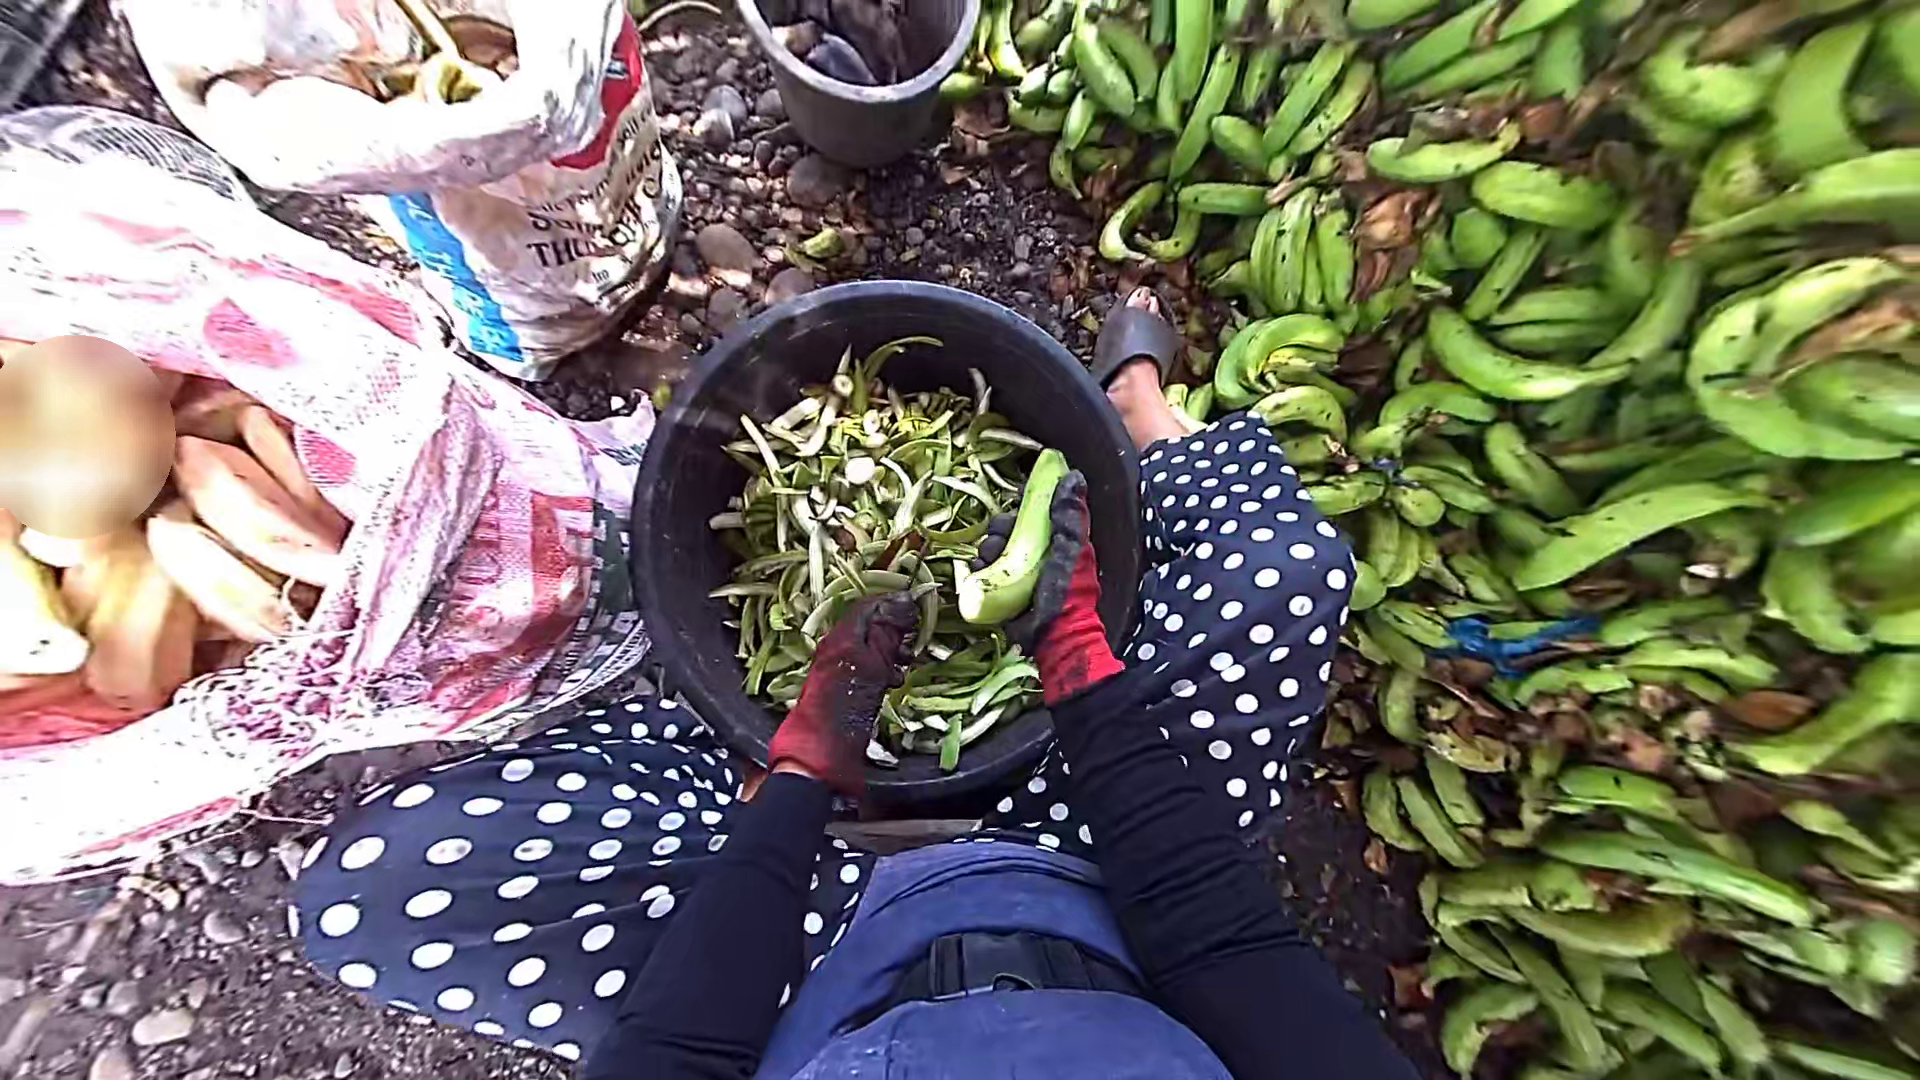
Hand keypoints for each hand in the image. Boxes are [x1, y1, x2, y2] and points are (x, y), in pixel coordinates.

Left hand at [768, 591, 918, 794]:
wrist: (822, 747)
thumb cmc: (848, 702)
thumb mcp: (875, 662)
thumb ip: (888, 632)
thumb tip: (904, 601)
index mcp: (842, 635)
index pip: (869, 604)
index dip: (893, 602)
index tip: (917, 608)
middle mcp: (836, 645)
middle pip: (869, 625)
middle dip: (895, 629)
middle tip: (914, 640)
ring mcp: (837, 665)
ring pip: (869, 646)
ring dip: (891, 651)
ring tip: (907, 663)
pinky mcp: (841, 684)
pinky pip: (865, 665)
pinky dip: (882, 668)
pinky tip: (894, 681)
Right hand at [973, 470, 1123, 703]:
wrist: (1054, 637)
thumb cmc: (1067, 592)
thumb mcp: (1071, 548)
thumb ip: (1070, 516)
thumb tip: (1073, 476)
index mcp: (1056, 541)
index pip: (1034, 514)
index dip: (1022, 508)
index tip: (1014, 508)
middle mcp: (1035, 554)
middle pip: (1008, 529)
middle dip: (999, 530)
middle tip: (998, 540)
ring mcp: (1016, 573)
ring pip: (992, 549)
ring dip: (986, 550)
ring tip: (988, 559)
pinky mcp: (1000, 591)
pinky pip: (982, 573)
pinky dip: (976, 571)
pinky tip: (978, 572)